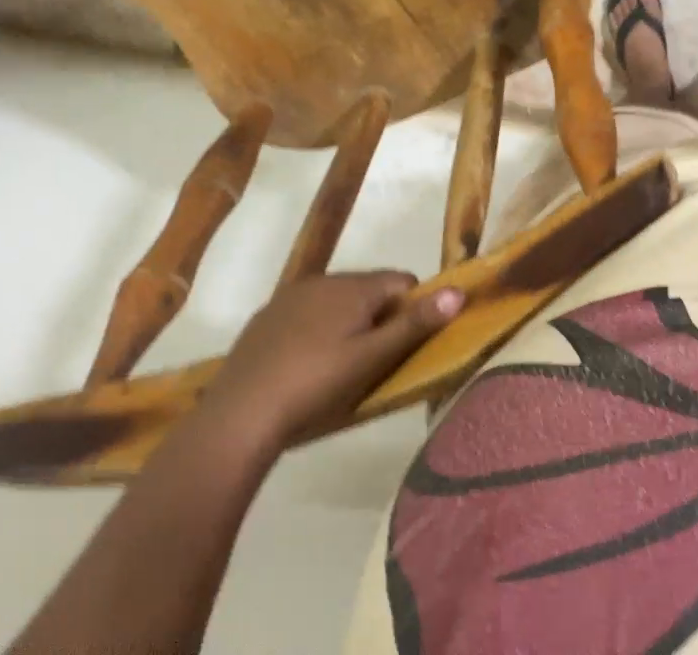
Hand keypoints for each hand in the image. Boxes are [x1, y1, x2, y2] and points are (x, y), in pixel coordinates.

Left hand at [202, 271, 462, 453]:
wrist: (238, 416)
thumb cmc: (318, 385)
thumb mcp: (375, 359)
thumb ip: (416, 324)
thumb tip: (459, 291)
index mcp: (353, 286)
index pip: (403, 281)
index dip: (413, 310)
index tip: (404, 346)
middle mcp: (322, 280)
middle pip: (370, 289)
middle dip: (381, 317)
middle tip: (377, 361)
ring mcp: (288, 298)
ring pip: (338, 302)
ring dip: (349, 324)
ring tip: (342, 368)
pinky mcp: (264, 320)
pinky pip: (307, 316)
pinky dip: (317, 333)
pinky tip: (307, 368)